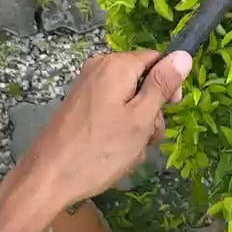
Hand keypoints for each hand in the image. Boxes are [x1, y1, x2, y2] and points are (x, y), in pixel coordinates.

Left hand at [19, 49, 192, 209]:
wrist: (48, 178)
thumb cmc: (99, 150)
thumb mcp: (140, 119)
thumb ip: (162, 85)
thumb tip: (183, 54)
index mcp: (116, 65)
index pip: (156, 59)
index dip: (168, 84)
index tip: (170, 111)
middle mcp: (99, 67)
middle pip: (141, 80)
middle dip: (151, 110)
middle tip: (146, 139)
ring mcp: (87, 86)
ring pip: (127, 98)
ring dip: (136, 124)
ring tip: (130, 152)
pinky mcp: (79, 104)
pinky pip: (110, 108)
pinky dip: (118, 127)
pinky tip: (115, 152)